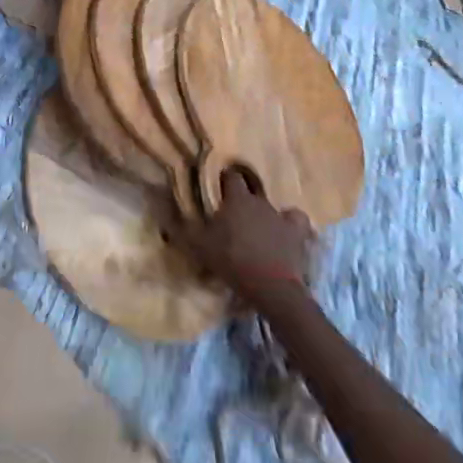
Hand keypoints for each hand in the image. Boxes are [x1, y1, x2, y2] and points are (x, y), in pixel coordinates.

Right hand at [169, 168, 314, 307]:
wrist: (271, 286)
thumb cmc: (231, 260)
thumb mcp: (198, 245)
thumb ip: (182, 226)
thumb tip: (164, 207)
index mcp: (237, 198)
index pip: (231, 176)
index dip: (223, 181)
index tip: (216, 190)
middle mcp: (260, 201)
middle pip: (250, 192)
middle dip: (241, 199)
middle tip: (231, 215)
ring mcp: (281, 216)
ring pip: (271, 206)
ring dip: (262, 214)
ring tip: (256, 229)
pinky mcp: (298, 234)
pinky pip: (295, 220)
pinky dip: (290, 223)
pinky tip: (284, 231)